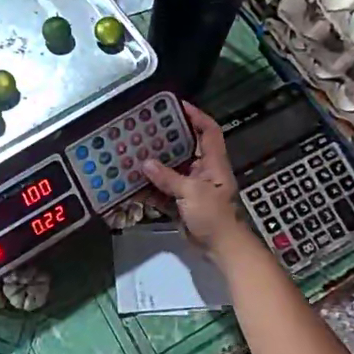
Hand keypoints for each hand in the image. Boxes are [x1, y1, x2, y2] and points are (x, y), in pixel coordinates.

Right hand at [140, 102, 253, 257]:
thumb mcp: (191, 193)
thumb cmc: (213, 215)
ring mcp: (192, 188)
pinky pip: (164, 191)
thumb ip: (168, 178)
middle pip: (186, 148)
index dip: (196, 116)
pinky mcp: (182, 204)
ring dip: (154, 165)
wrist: (220, 248)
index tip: (177, 105)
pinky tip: (132, 184)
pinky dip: (150, 189)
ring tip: (133, 153)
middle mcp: (203, 171)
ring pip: (171, 170)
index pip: (208, 131)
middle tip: (145, 129)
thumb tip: (146, 163)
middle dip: (167, 139)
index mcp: (213, 163)